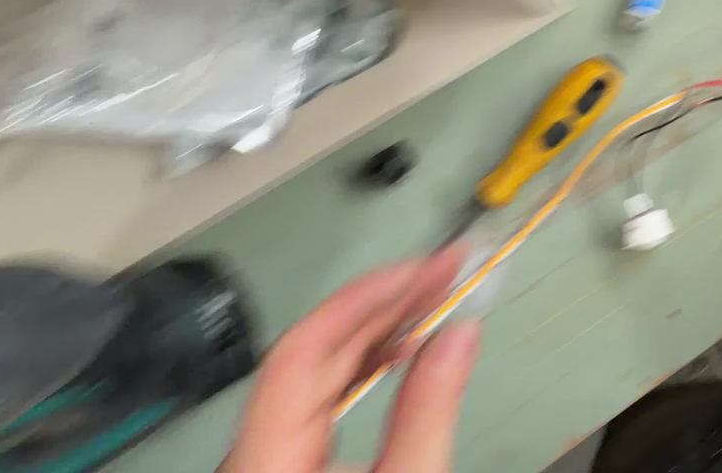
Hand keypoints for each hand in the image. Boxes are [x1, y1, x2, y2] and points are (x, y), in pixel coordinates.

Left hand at [223, 249, 480, 472]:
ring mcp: (271, 461)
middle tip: (451, 269)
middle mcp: (258, 453)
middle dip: (386, 304)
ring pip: (318, 374)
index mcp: (268, 463)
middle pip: (313, 356)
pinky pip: (324, 398)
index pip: (304, 353)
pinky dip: (371, 363)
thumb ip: (430, 411)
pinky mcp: (290, 470)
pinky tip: (407, 349)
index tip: (428, 268)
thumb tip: (464, 328)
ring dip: (381, 327)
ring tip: (439, 297)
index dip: (364, 299)